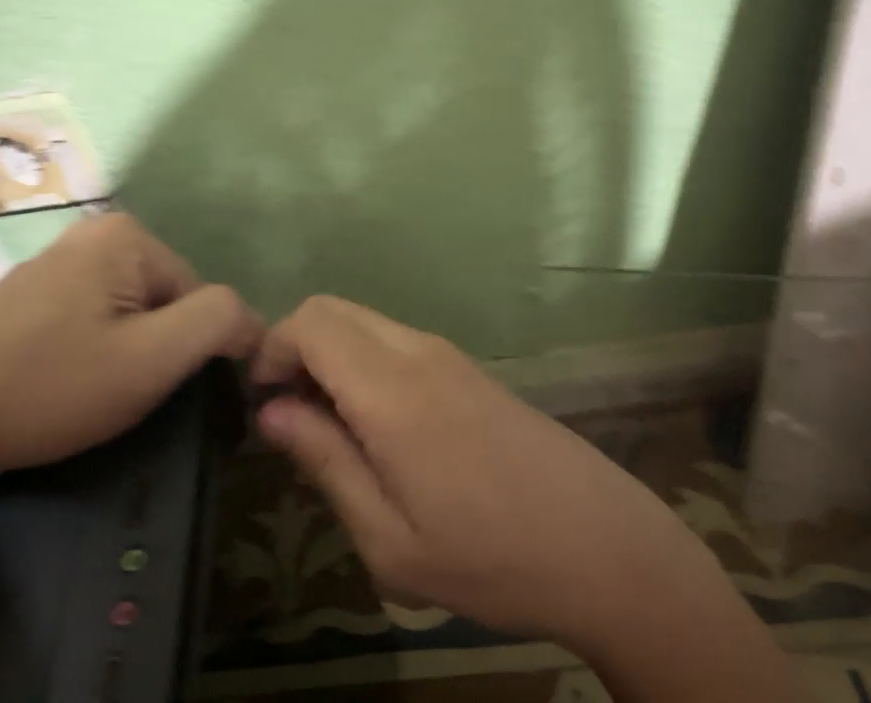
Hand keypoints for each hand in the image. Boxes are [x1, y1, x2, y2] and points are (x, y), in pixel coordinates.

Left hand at [0, 213, 262, 475]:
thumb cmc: (52, 386)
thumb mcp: (153, 358)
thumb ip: (218, 322)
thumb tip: (253, 322)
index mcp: (127, 236)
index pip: (202, 297)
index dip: (190, 350)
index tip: (155, 388)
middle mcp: (92, 234)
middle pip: (165, 300)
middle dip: (155, 349)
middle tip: (117, 390)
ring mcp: (55, 261)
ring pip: (128, 313)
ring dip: (124, 353)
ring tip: (87, 391)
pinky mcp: (29, 293)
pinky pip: (91, 317)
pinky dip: (90, 350)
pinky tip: (60, 381)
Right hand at [249, 297, 700, 646]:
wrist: (607, 551)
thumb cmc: (490, 559)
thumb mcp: (389, 538)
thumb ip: (325, 462)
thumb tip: (271, 410)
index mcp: (393, 389)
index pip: (309, 321)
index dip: (270, 353)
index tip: (264, 409)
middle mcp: (420, 353)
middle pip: (334, 310)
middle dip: (295, 350)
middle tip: (292, 420)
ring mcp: (453, 357)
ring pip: (367, 325)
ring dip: (332, 360)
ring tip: (333, 435)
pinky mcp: (475, 373)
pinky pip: (399, 345)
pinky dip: (367, 367)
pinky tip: (382, 434)